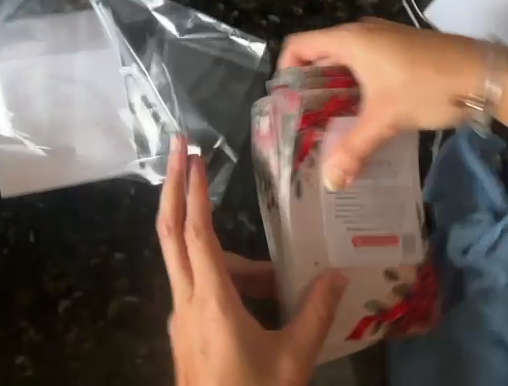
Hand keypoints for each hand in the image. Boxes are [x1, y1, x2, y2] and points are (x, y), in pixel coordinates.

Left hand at [156, 136, 345, 385]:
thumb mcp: (292, 361)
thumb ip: (315, 315)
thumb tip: (338, 275)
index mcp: (210, 302)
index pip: (196, 232)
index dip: (193, 190)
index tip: (193, 154)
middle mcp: (185, 300)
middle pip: (170, 230)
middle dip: (172, 184)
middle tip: (178, 146)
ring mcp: (178, 316)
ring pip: (188, 261)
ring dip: (220, 249)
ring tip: (274, 278)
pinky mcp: (182, 332)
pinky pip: (196, 285)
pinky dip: (221, 275)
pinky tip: (257, 297)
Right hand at [278, 18, 492, 190]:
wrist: (484, 74)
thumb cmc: (426, 87)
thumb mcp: (387, 119)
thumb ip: (354, 148)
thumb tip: (330, 182)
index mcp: (349, 40)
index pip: (298, 45)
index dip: (286, 70)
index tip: (287, 103)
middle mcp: (361, 32)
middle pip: (320, 53)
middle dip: (311, 86)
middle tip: (307, 120)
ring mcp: (383, 38)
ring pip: (345, 60)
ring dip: (336, 87)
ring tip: (334, 122)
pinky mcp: (401, 49)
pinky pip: (365, 63)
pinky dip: (357, 84)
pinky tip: (367, 113)